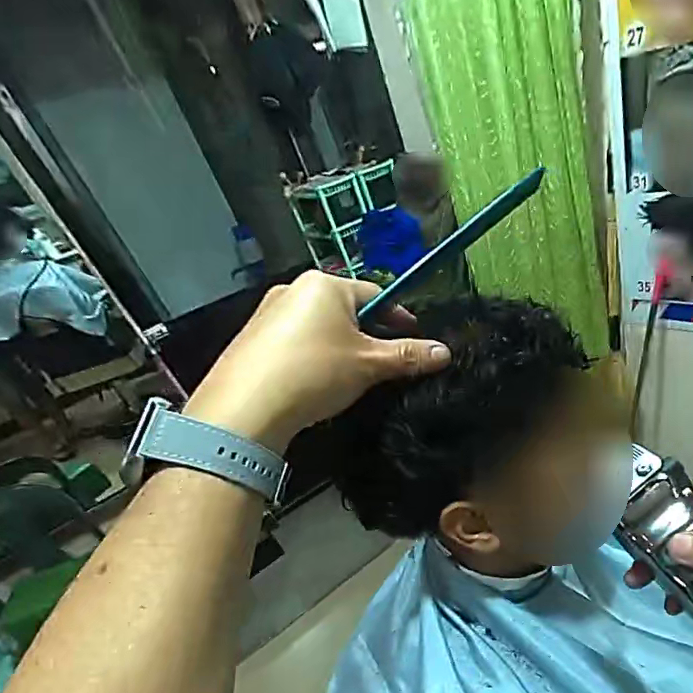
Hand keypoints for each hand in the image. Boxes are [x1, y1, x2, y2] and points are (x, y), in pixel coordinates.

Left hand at [182, 271, 448, 449]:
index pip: (377, 294)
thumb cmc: (316, 373)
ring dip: (344, 346)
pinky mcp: (254, 337)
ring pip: (323, 326)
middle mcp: (294, 288)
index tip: (415, 344)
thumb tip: (446, 351)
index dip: (400, 319)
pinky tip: (321, 382)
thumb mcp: (371, 365)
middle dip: (371, 335)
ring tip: (355, 377)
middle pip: (349, 310)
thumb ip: (409, 355)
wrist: (247, 407)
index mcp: (325, 285)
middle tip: (387, 365)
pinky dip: (318, 355)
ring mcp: (269, 312)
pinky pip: (300, 340)